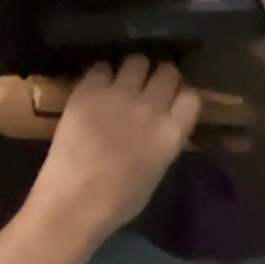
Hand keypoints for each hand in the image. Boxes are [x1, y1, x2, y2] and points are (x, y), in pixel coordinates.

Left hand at [25, 56, 200, 240]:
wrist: (73, 202)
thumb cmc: (117, 201)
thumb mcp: (155, 171)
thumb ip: (163, 141)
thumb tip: (164, 124)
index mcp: (170, 133)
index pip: (191, 96)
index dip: (181, 94)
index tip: (173, 98)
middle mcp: (150, 107)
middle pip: (167, 71)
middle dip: (160, 75)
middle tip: (148, 85)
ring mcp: (118, 94)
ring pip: (136, 61)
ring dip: (133, 69)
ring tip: (123, 80)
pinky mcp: (89, 90)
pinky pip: (102, 66)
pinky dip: (102, 74)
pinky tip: (97, 86)